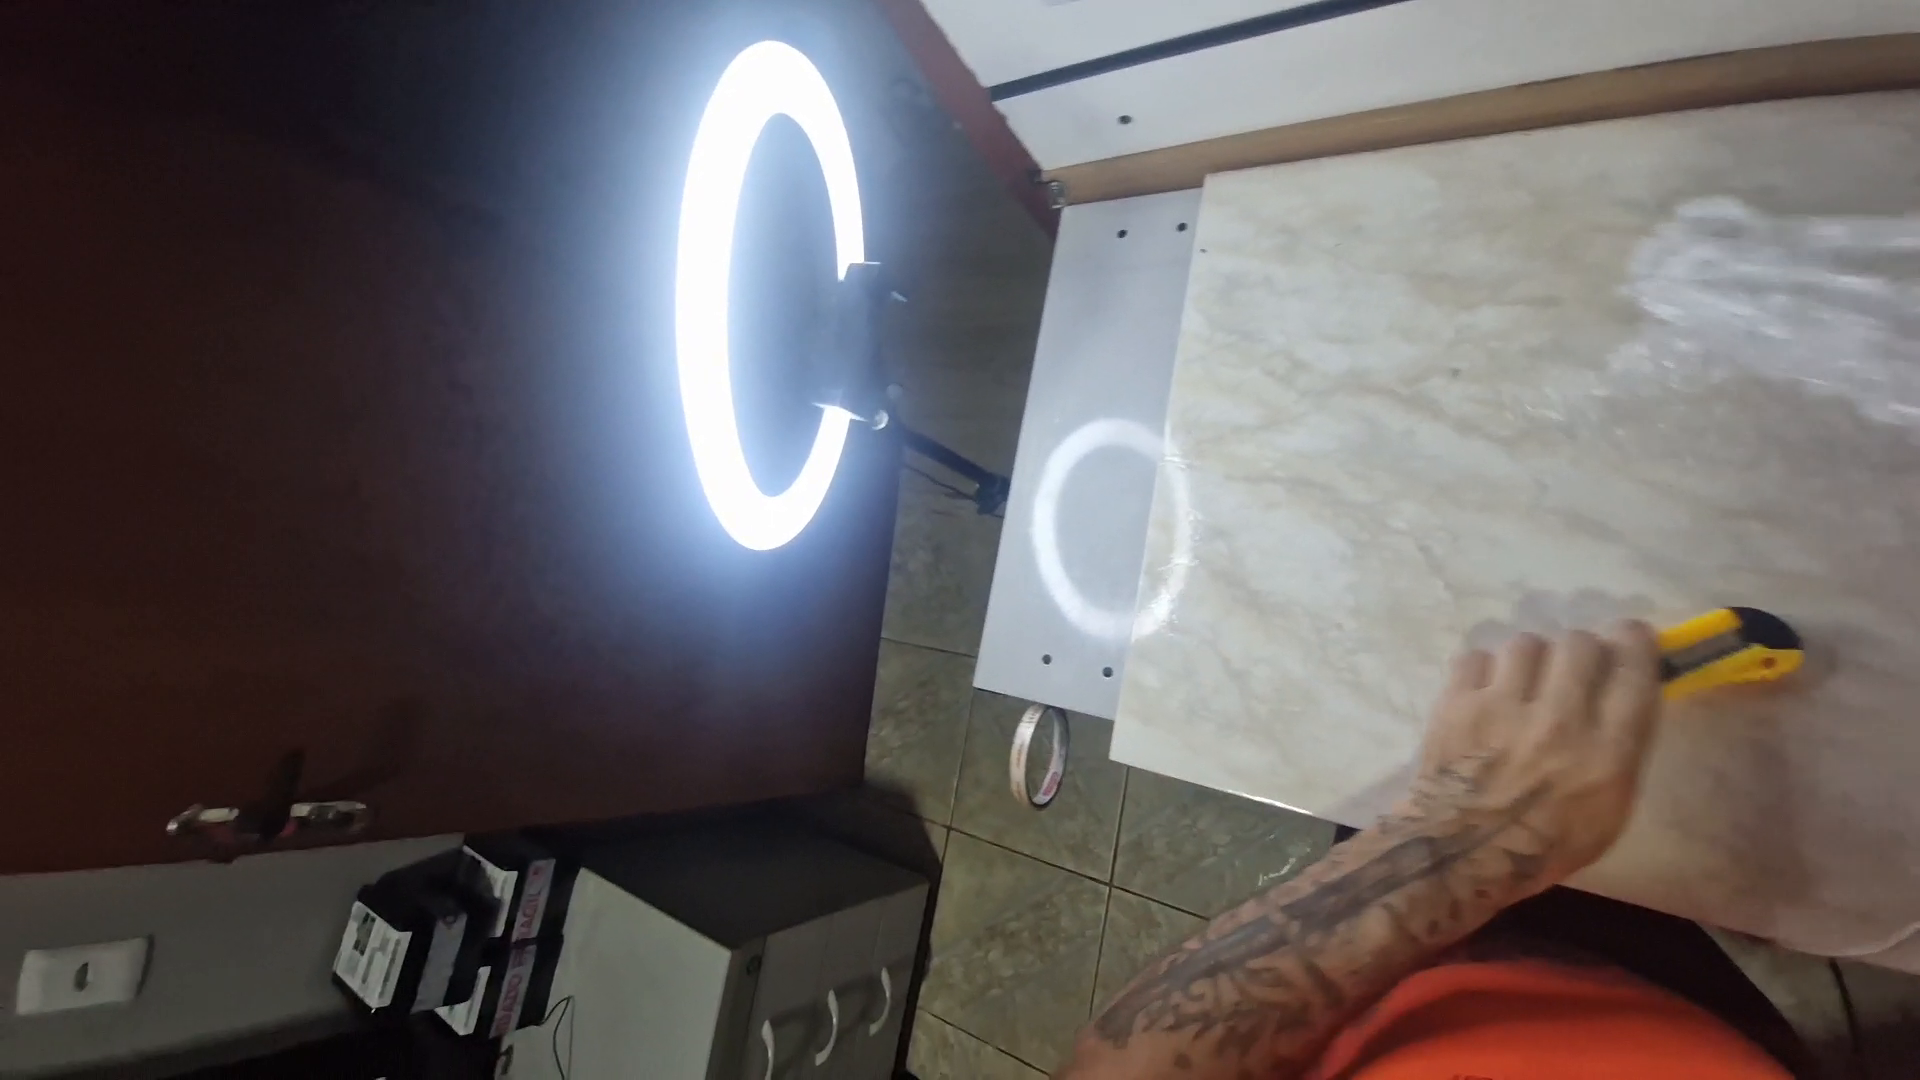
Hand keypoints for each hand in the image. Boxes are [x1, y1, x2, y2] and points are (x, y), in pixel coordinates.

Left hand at [1409, 621, 1663, 889]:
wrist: (1462, 845)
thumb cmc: (1544, 839)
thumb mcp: (1610, 805)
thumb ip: (1617, 747)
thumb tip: (1617, 694)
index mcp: (1608, 754)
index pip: (1634, 676)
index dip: (1636, 644)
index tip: (1630, 633)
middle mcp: (1558, 721)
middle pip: (1579, 645)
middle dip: (1581, 646)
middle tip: (1572, 659)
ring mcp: (1501, 707)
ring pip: (1525, 644)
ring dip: (1529, 655)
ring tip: (1523, 677)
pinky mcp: (1455, 702)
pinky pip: (1474, 657)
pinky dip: (1482, 667)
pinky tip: (1484, 687)